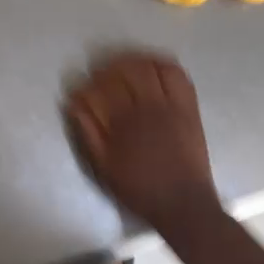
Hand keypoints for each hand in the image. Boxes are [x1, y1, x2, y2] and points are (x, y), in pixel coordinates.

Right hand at [66, 50, 222, 234]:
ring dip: (133, 60)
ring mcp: (172, 105)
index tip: (81, 86)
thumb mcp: (104, 167)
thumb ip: (88, 133)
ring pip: (150, 67)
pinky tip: (150, 66)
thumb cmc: (139, 188)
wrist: (183, 202)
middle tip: (99, 72)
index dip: (88, 83)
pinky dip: (161, 64)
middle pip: (125, 71)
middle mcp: (148, 107)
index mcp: (124, 123)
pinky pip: (177, 75)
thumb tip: (74, 104)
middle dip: (108, 67)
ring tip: (122, 65)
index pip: (101, 88)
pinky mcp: (189, 107)